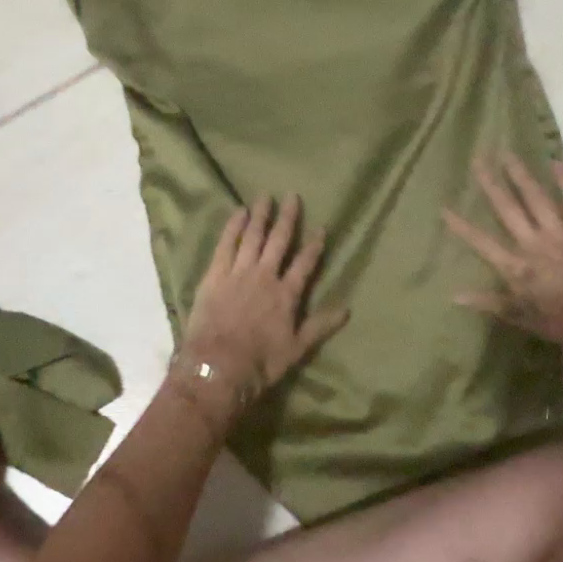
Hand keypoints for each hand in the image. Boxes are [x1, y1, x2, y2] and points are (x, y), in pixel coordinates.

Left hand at [183, 194, 348, 395]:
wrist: (220, 365)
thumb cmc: (261, 361)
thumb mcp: (297, 348)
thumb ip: (321, 326)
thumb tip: (347, 310)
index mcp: (287, 294)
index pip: (305, 263)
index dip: (314, 245)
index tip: (322, 228)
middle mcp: (265, 276)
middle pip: (279, 241)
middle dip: (288, 219)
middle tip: (292, 196)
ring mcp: (239, 272)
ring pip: (252, 237)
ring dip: (260, 216)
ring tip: (265, 197)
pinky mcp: (215, 274)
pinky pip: (226, 244)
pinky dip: (233, 227)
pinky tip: (239, 212)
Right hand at [444, 155, 562, 355]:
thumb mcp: (524, 319)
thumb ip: (491, 303)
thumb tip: (455, 296)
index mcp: (517, 268)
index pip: (482, 243)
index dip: (462, 226)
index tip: (445, 208)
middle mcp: (534, 245)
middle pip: (508, 210)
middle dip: (491, 185)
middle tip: (478, 160)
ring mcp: (560, 235)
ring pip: (536, 200)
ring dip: (521, 176)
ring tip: (508, 154)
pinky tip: (556, 162)